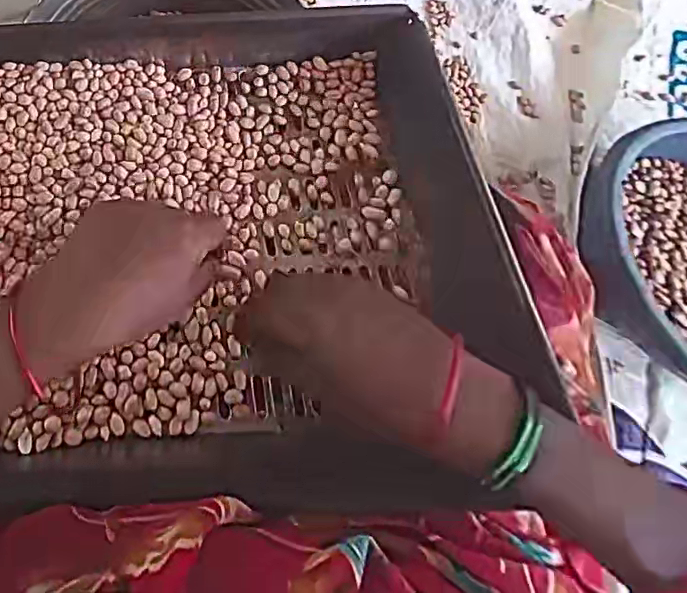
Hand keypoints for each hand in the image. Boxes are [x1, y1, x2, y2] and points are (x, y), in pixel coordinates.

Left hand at [17, 199, 226, 378]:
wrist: (78, 302)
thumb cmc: (134, 311)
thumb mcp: (181, 302)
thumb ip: (205, 275)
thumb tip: (213, 264)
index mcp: (189, 234)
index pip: (217, 226)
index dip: (213, 245)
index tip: (204, 261)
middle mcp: (162, 211)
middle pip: (183, 219)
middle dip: (179, 238)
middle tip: (164, 268)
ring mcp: (130, 206)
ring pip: (152, 216)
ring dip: (150, 232)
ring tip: (132, 264)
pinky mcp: (103, 208)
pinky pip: (124, 215)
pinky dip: (123, 229)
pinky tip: (111, 256)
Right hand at [236, 272, 469, 454]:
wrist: (445, 391)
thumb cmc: (379, 405)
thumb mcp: (321, 393)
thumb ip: (284, 364)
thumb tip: (260, 351)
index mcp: (302, 322)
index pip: (255, 311)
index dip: (243, 324)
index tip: (241, 337)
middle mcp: (317, 294)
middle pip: (273, 289)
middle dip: (263, 308)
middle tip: (263, 331)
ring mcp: (342, 285)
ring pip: (297, 282)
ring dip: (286, 299)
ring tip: (292, 325)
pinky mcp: (363, 285)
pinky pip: (322, 284)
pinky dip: (311, 297)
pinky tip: (322, 320)